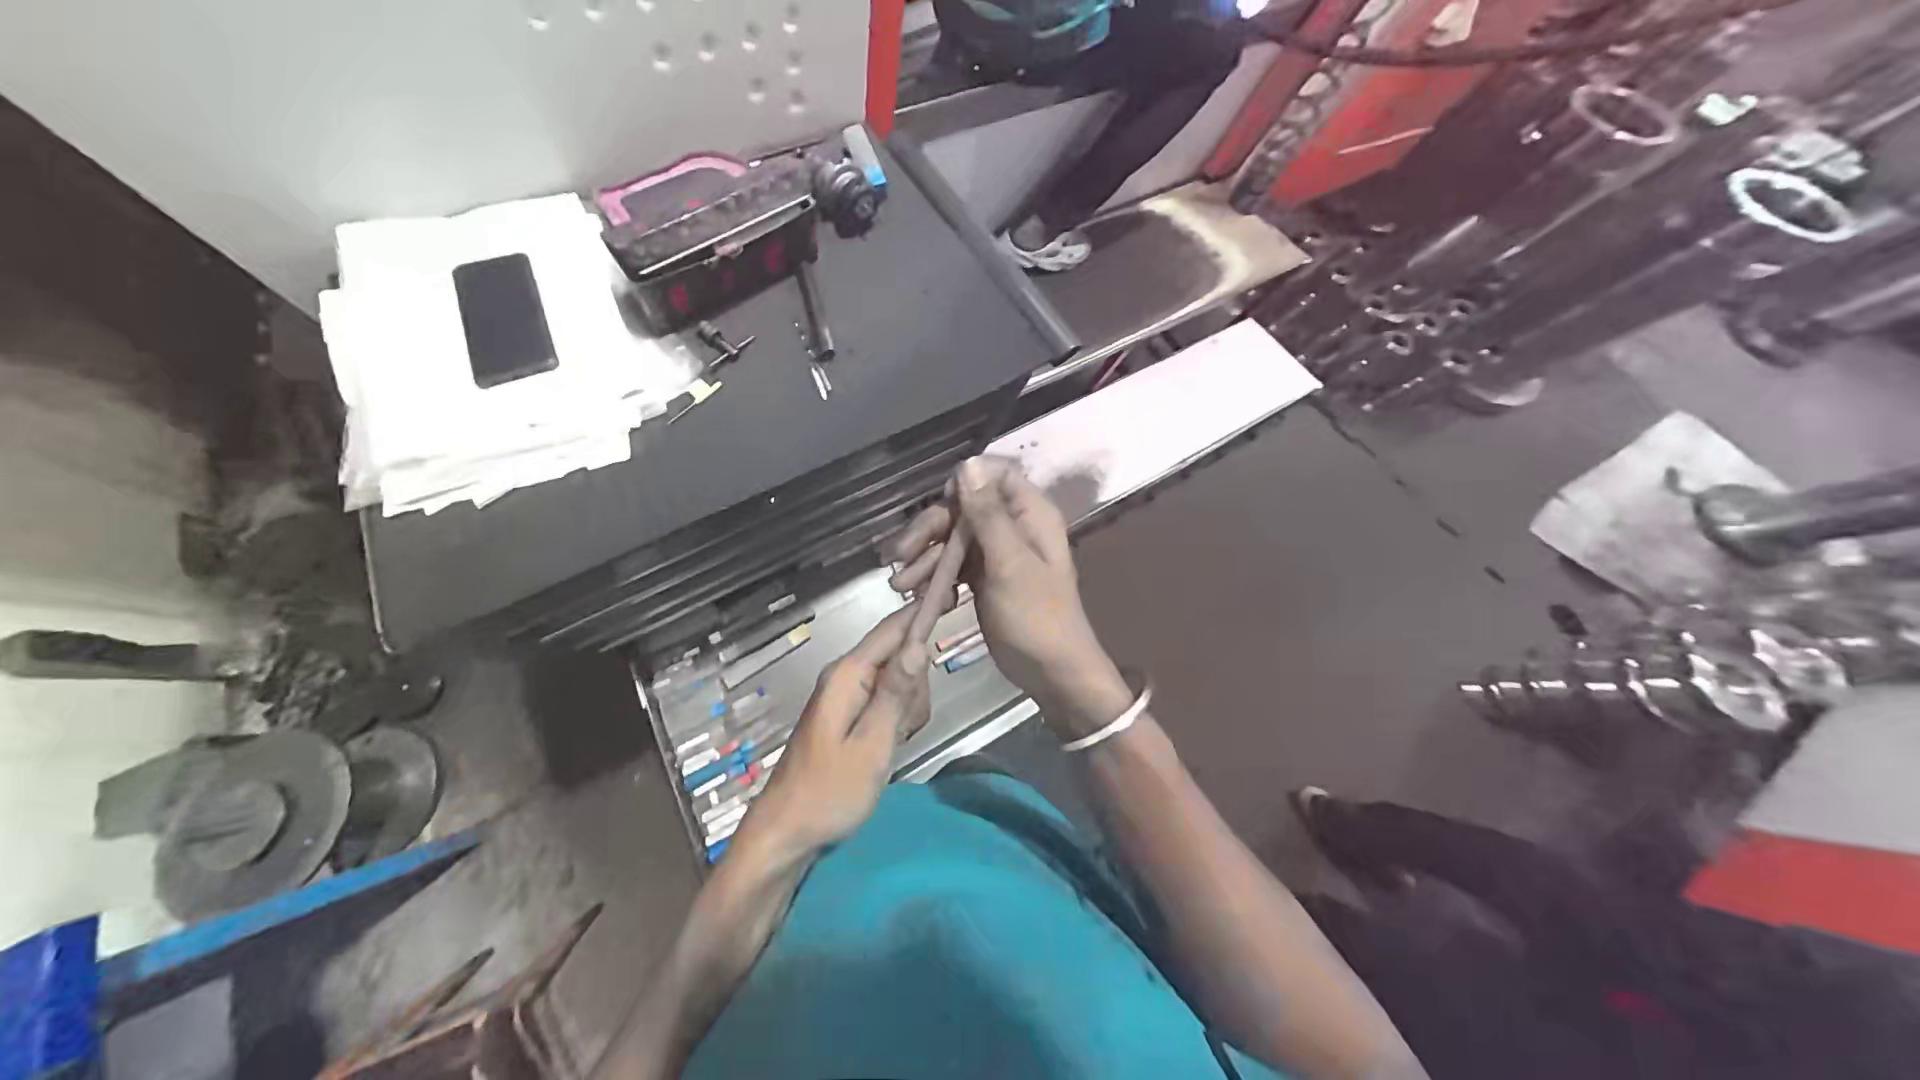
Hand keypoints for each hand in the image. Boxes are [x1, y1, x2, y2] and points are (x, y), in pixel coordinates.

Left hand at [730, 606, 932, 862]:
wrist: (788, 833)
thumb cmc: (830, 792)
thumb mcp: (873, 744)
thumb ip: (897, 693)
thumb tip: (919, 644)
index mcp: (848, 674)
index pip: (894, 628)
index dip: (925, 613)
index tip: (958, 598)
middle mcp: (847, 676)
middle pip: (901, 655)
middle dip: (915, 686)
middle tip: (903, 728)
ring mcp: (848, 696)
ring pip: (900, 682)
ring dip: (908, 709)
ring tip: (891, 744)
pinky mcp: (851, 715)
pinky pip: (888, 703)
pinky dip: (897, 722)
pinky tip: (887, 748)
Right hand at [886, 457, 1132, 738]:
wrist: (1051, 671)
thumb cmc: (1037, 616)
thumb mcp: (1010, 563)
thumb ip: (988, 514)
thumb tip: (967, 463)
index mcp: (1030, 514)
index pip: (996, 474)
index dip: (966, 482)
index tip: (940, 503)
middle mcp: (1013, 527)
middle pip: (964, 508)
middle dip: (930, 529)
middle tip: (901, 555)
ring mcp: (996, 553)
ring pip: (953, 538)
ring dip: (925, 558)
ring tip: (901, 586)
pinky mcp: (983, 578)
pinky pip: (953, 565)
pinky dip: (936, 578)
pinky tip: (922, 598)